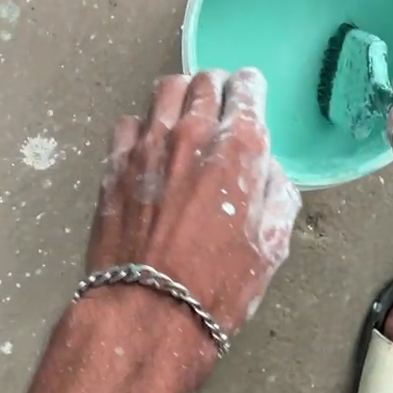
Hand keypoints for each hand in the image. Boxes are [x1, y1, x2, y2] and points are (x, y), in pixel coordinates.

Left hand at [87, 68, 300, 337]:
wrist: (148, 311)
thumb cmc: (218, 286)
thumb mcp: (272, 246)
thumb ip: (278, 195)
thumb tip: (266, 170)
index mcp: (240, 149)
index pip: (248, 88)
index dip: (252, 89)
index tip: (250, 96)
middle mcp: (193, 133)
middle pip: (205, 81)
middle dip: (217, 88)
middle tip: (219, 108)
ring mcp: (148, 145)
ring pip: (165, 90)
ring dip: (181, 98)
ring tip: (183, 120)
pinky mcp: (114, 164)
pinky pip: (128, 123)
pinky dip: (143, 128)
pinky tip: (148, 150)